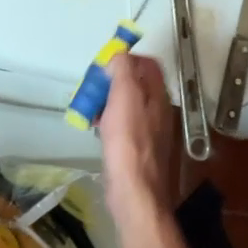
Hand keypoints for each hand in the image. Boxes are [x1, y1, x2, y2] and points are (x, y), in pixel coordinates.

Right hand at [98, 54, 173, 209]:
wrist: (134, 192)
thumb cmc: (128, 142)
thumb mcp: (124, 97)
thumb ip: (123, 71)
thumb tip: (119, 55)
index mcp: (158, 96)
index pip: (149, 64)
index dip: (128, 58)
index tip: (106, 63)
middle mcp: (158, 111)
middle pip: (136, 83)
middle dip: (113, 80)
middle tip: (93, 85)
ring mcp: (149, 131)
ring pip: (128, 104)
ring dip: (108, 100)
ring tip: (90, 106)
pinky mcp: (138, 149)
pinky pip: (123, 124)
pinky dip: (109, 119)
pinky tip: (96, 127)